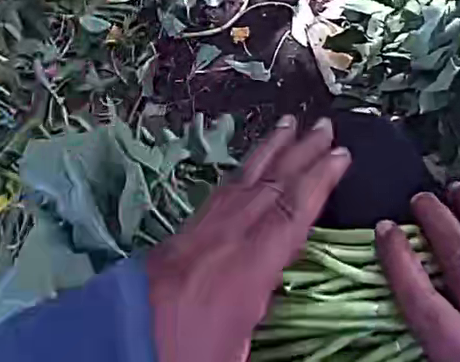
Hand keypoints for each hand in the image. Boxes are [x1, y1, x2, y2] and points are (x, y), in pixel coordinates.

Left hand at [147, 116, 350, 361]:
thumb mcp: (235, 356)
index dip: (321, 179)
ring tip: (290, 122)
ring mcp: (207, 223)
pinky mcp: (189, 225)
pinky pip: (225, 184)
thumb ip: (264, 319)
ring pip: (248, 175)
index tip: (342, 154)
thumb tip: (288, 314)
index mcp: (249, 264)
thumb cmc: (184, 354)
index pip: (293, 210)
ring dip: (273, 147)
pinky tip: (251, 163)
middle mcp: (231, 232)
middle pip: (273, 182)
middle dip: (302, 150)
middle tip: (324, 124)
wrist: (117, 341)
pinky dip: (246, 166)